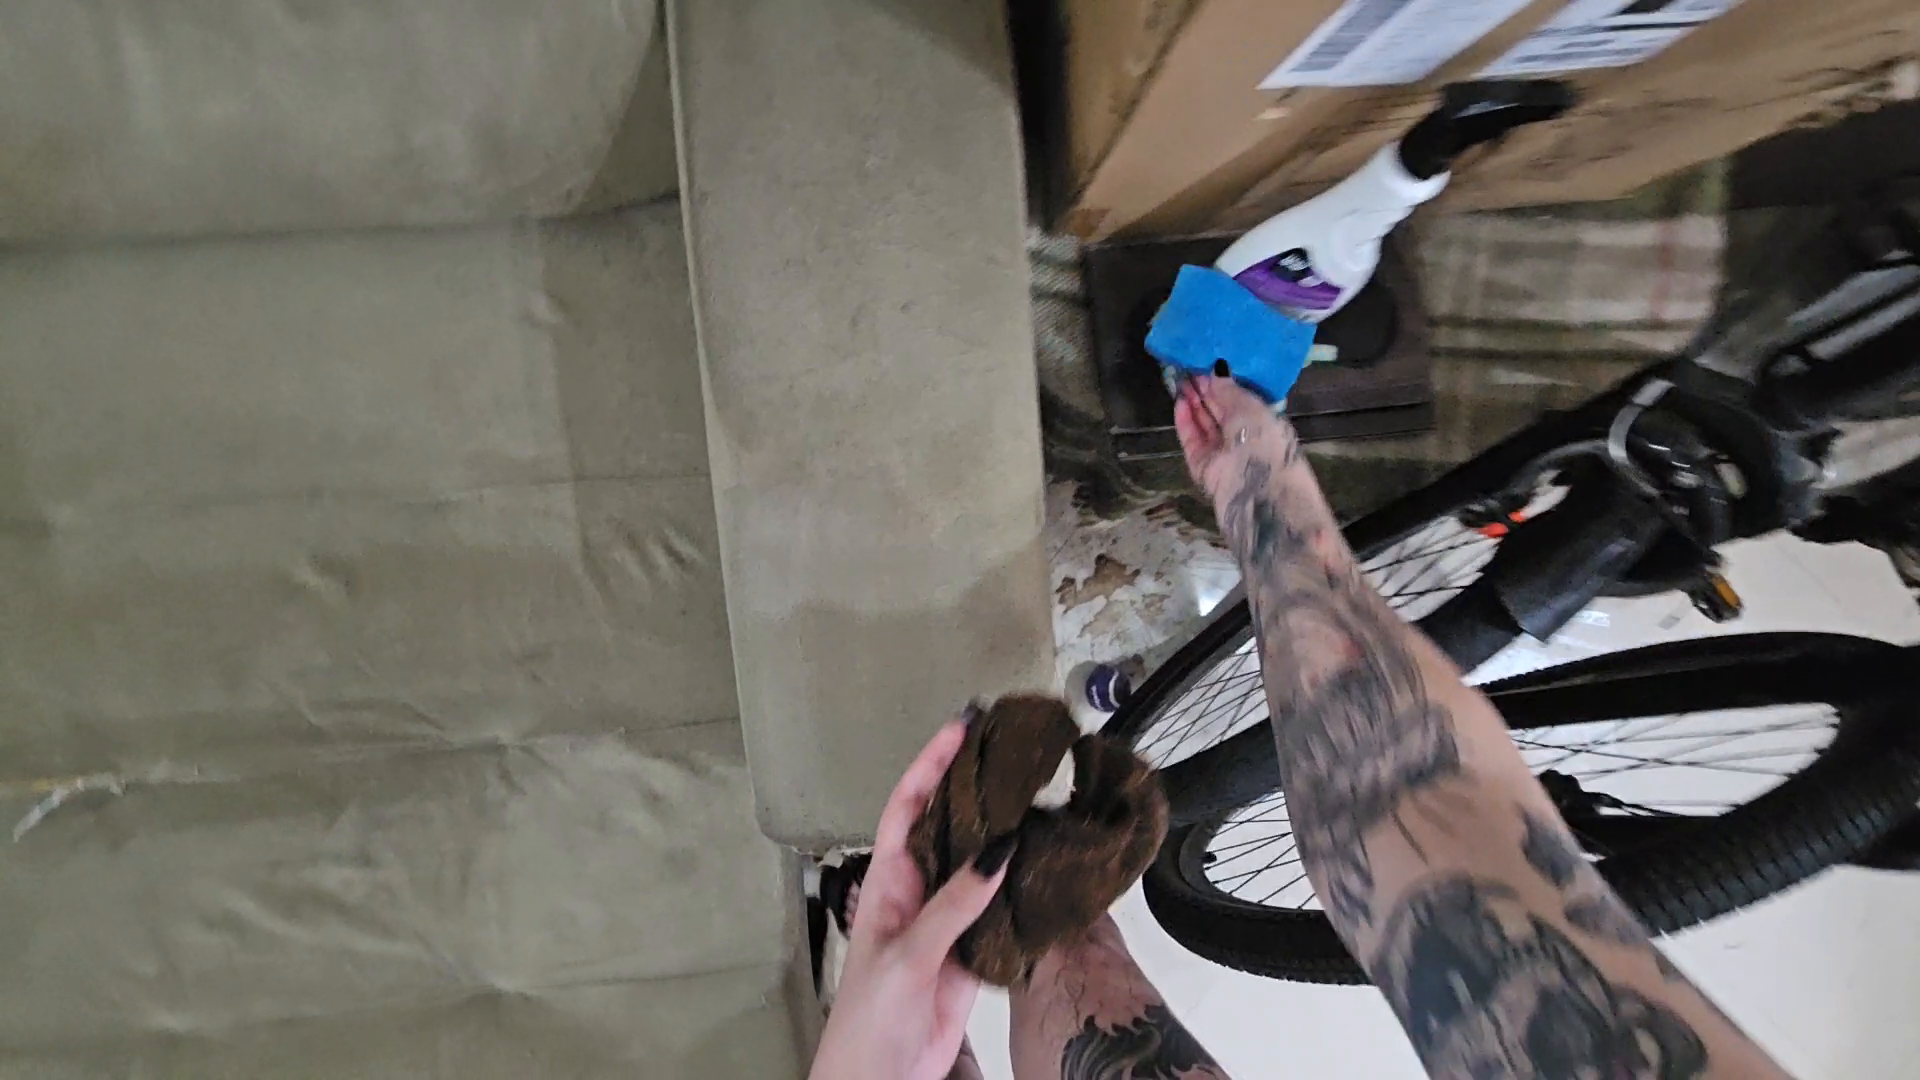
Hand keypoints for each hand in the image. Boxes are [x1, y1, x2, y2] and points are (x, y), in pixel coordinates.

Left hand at [809, 720, 1012, 1079]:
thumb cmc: (871, 1017)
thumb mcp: (907, 954)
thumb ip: (952, 904)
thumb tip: (998, 849)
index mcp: (890, 877)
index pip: (909, 804)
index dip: (931, 763)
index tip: (960, 728)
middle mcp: (921, 886)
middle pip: (949, 822)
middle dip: (974, 784)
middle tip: (1011, 749)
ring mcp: (949, 915)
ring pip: (979, 859)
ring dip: (1003, 828)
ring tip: (1037, 790)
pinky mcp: (975, 946)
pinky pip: (1001, 904)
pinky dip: (1022, 881)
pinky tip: (1046, 858)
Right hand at [1172, 374, 1300, 504]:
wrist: (1255, 486)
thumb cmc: (1262, 439)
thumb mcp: (1251, 407)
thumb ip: (1230, 390)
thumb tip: (1216, 373)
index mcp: (1262, 423)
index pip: (1239, 401)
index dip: (1223, 384)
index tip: (1208, 366)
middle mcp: (1241, 437)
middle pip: (1219, 411)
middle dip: (1205, 390)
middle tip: (1189, 368)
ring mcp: (1220, 451)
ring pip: (1203, 422)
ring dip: (1192, 401)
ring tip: (1180, 379)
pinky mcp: (1200, 463)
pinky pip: (1191, 437)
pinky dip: (1184, 419)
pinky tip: (1179, 399)